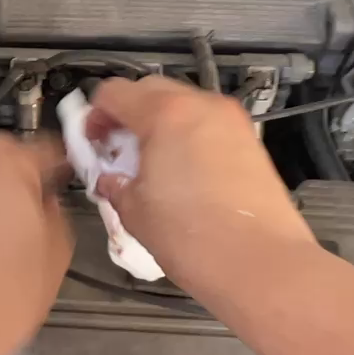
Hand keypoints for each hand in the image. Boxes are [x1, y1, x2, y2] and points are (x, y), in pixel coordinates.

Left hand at [0, 133, 72, 354]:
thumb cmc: (7, 291)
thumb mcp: (56, 253)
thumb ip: (56, 214)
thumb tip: (46, 203)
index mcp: (10, 165)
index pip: (45, 146)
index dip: (62, 161)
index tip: (70, 178)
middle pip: (3, 150)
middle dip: (23, 167)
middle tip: (40, 197)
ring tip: (12, 222)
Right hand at [87, 77, 316, 288]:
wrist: (260, 264)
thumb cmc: (194, 238)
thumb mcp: (134, 211)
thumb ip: (115, 183)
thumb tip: (110, 179)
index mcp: (164, 113)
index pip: (114, 92)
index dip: (95, 115)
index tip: (93, 141)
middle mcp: (200, 105)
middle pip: (150, 90)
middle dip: (127, 115)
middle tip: (117, 151)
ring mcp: (230, 121)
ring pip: (182, 106)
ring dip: (158, 125)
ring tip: (150, 165)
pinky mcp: (249, 141)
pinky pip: (206, 125)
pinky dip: (187, 137)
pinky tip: (181, 174)